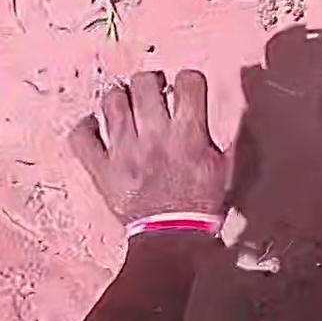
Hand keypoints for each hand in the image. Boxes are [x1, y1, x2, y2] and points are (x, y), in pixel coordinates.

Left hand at [70, 70, 228, 223]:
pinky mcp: (101, 168)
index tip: (188, 90)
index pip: (188, 82)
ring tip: (128, 107)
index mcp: (188, 135)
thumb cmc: (202, 206)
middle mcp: (154, 136)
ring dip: (121, 98)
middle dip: (152, 82)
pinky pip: (81, 135)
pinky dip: (86, 127)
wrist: (171, 240)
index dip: (190, 80)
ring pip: (111, 101)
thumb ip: (233, 139)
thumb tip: (241, 110)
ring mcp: (123, 151)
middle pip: (144, 82)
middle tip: (156, 93)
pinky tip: (98, 128)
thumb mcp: (229, 171)